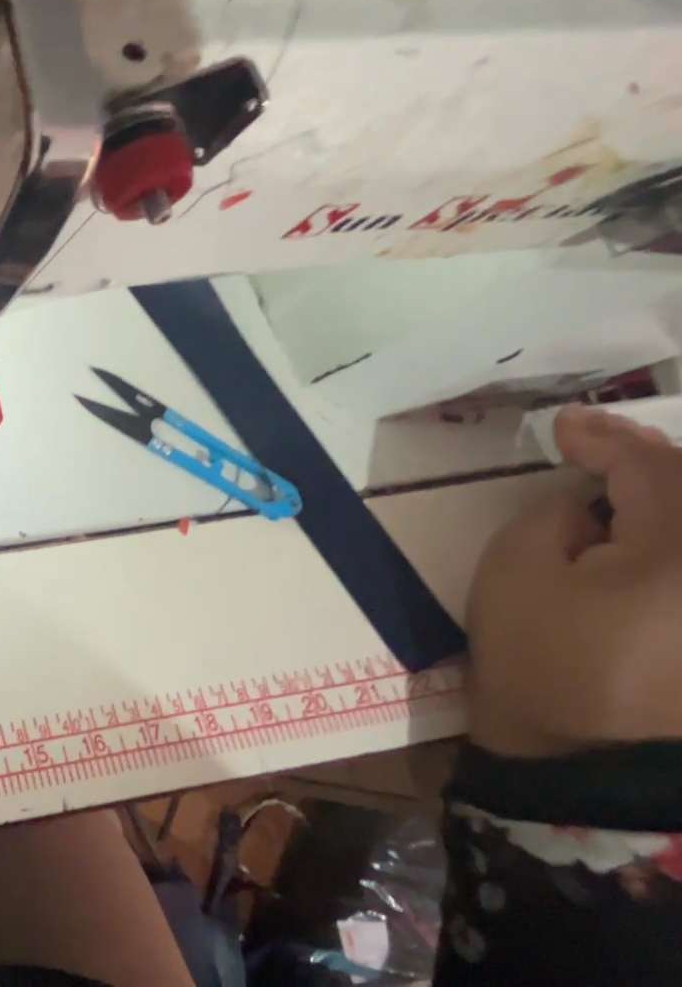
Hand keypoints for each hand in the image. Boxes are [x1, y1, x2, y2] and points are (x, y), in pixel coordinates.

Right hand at [465, 405, 681, 757]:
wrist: (588, 758)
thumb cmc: (541, 657)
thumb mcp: (514, 572)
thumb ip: (551, 516)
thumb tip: (586, 505)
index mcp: (681, 550)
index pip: (655, 468)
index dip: (606, 437)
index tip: (562, 422)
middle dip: (655, 462)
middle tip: (600, 444)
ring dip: (671, 500)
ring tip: (628, 485)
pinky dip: (670, 536)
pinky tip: (649, 531)